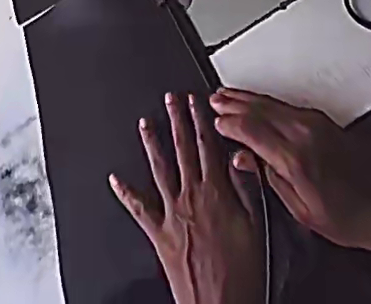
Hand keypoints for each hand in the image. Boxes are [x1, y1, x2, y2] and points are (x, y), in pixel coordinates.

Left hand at [110, 92, 264, 303]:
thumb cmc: (242, 272)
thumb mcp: (256, 225)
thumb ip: (247, 187)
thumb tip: (239, 156)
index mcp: (216, 192)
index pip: (207, 145)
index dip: (201, 119)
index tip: (196, 100)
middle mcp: (190, 196)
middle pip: (182, 149)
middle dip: (177, 120)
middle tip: (170, 98)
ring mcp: (171, 214)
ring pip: (159, 168)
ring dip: (152, 143)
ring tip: (145, 122)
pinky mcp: (158, 233)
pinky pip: (138, 208)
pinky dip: (125, 192)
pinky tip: (115, 178)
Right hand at [209, 88, 370, 250]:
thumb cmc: (349, 215)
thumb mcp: (302, 211)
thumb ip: (270, 179)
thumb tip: (245, 159)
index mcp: (294, 157)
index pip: (251, 130)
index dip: (229, 124)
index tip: (216, 122)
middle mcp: (302, 133)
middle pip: (258, 108)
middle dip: (233, 103)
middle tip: (213, 99)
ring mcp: (313, 122)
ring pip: (270, 102)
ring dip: (246, 97)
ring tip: (227, 95)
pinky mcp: (320, 119)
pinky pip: (283, 104)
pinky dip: (264, 100)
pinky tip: (256, 101)